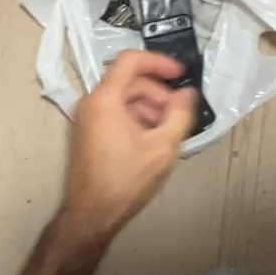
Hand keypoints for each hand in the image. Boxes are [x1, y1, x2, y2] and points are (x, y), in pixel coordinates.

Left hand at [58, 49, 196, 242]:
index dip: (159, 62)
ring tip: (168, 130)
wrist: (91, 214)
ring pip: (124, 98)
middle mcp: (91, 102)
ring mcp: (87, 117)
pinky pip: (115, 112)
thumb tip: (188, 93)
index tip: (181, 74)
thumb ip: (179, 114)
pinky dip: (136, 117)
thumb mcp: (162, 147)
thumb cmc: (126, 180)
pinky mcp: (89, 132)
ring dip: (149, 107)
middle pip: (130, 81)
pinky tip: (153, 139)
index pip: (131, 60)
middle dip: (158, 92)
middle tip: (178, 114)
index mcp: (105, 99)